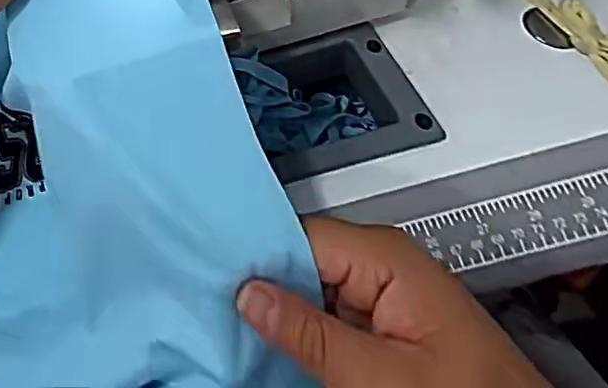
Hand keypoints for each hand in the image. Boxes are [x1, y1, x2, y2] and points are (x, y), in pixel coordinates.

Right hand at [238, 218, 548, 387]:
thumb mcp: (388, 379)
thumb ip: (315, 335)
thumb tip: (250, 292)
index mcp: (383, 255)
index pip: (298, 235)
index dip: (257, 257)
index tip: (219, 277)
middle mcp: (379, 263)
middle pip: (300, 260)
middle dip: (267, 288)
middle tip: (224, 312)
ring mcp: (379, 294)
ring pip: (309, 291)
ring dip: (282, 315)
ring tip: (243, 331)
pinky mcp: (380, 324)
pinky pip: (327, 316)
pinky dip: (304, 333)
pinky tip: (280, 348)